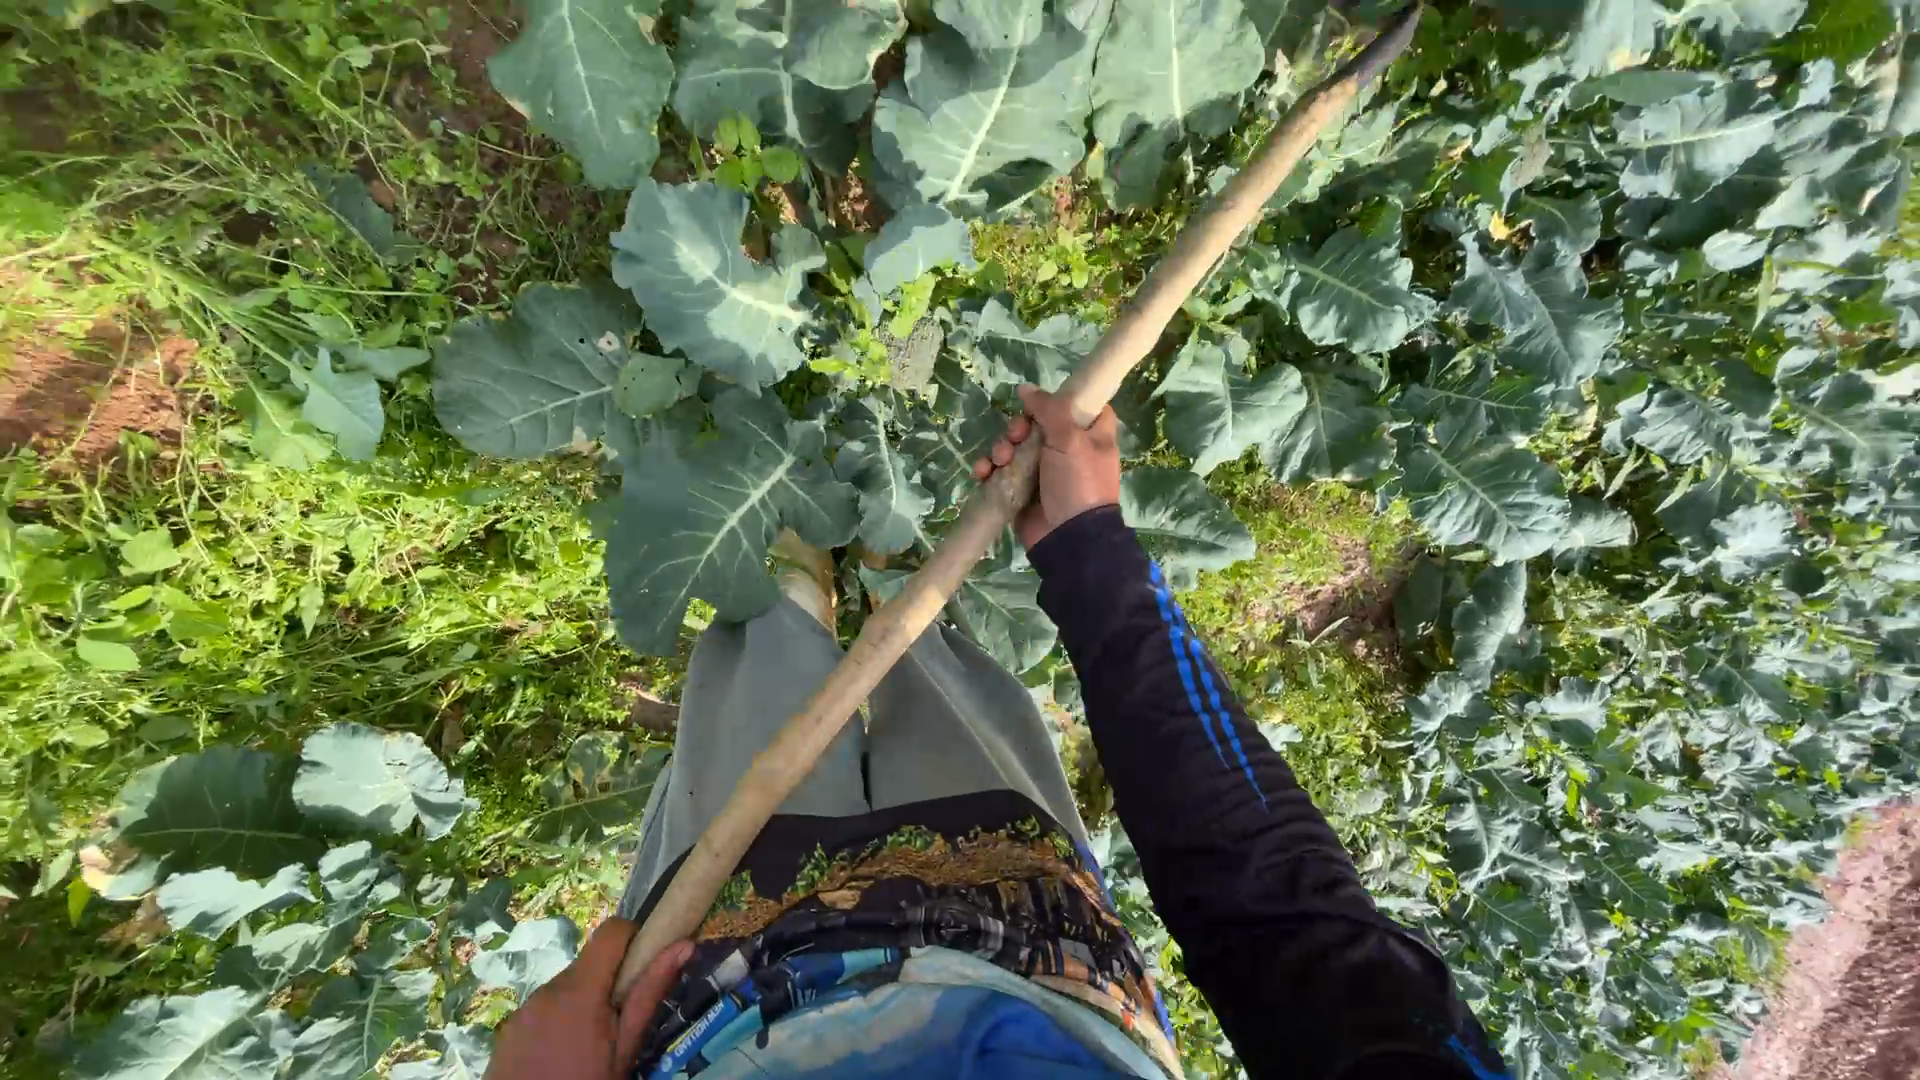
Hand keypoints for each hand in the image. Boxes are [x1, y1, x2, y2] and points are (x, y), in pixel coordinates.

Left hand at [485, 919, 692, 1079]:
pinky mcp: (507, 1030)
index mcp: (579, 990)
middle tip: (618, 1021)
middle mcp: (546, 990)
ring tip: (588, 1044)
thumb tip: (685, 944)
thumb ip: (650, 993)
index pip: (611, 930)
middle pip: (589, 961)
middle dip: (609, 979)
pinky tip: (560, 1055)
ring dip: (583, 999)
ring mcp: (522, 1010)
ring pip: (567, 984)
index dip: (632, 937)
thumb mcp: (625, 1050)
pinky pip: (543, 1007)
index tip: (642, 965)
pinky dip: (558, 1018)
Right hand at [972, 384, 1120, 550]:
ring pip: (1014, 446)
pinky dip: (990, 470)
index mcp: (1091, 435)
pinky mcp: (1021, 491)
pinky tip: (984, 473)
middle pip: (1037, 424)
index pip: (1080, 406)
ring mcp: (1043, 472)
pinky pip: (1001, 473)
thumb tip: (1025, 388)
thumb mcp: (1070, 439)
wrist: (1069, 538)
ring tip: (1000, 461)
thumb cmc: (1079, 483)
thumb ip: (1049, 409)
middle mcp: (1068, 450)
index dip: (1061, 400)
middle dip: (1018, 428)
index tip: (1042, 402)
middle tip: (1016, 437)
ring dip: (1001, 448)